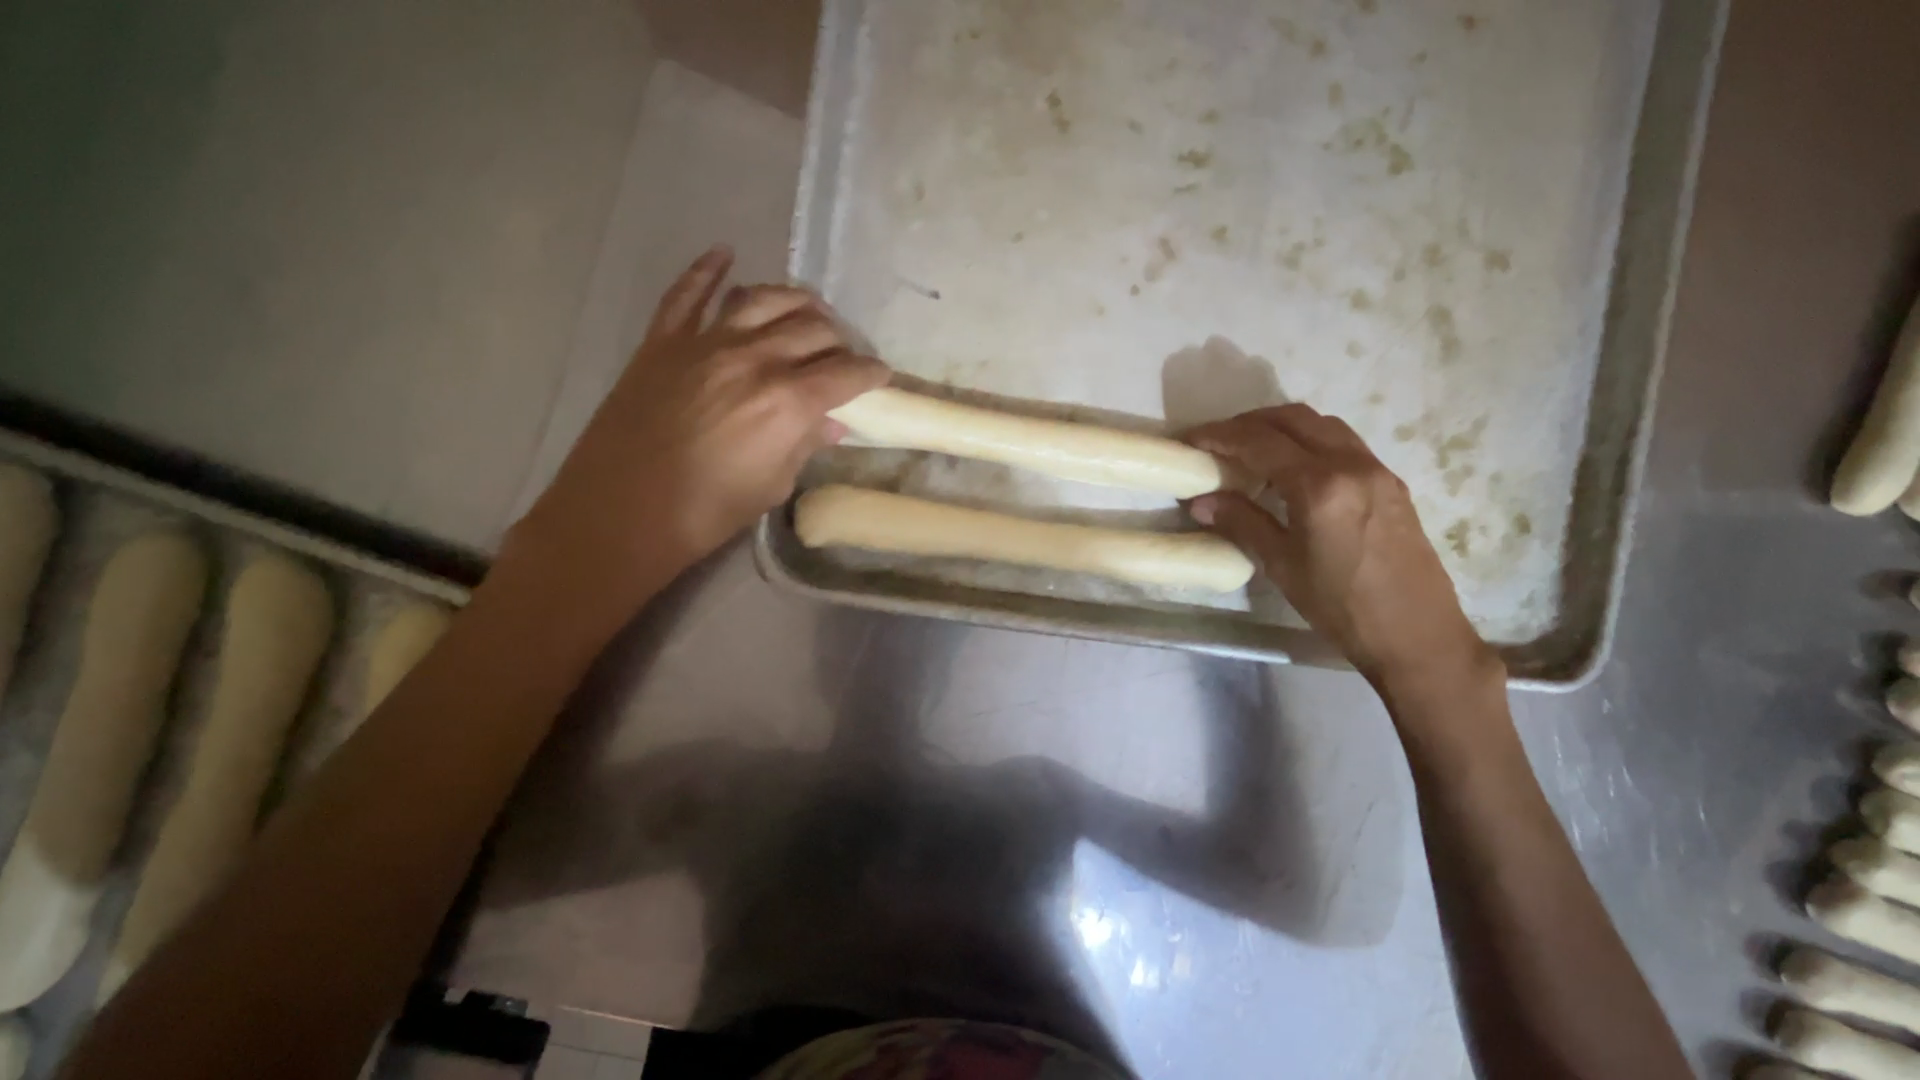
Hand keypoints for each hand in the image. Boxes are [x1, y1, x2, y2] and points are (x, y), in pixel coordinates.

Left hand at [507, 246, 888, 610]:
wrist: (620, 512)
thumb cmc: (705, 512)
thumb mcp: (771, 486)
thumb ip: (803, 444)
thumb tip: (829, 422)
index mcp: (787, 401)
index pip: (845, 373)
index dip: (870, 372)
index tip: (880, 375)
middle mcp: (753, 359)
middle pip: (811, 329)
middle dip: (838, 339)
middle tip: (843, 353)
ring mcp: (705, 343)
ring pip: (761, 299)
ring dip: (793, 299)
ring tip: (807, 308)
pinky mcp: (663, 342)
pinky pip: (687, 294)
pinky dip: (707, 269)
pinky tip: (724, 253)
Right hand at [1184, 404, 1498, 692]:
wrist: (1417, 634)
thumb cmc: (1342, 607)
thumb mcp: (1282, 566)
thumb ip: (1243, 523)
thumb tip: (1201, 501)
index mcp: (1319, 485)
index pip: (1260, 442)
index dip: (1220, 435)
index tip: (1191, 439)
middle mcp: (1351, 464)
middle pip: (1293, 418)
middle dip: (1250, 422)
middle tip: (1218, 440)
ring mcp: (1376, 470)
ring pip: (1322, 424)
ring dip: (1283, 426)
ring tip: (1253, 450)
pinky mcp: (1391, 483)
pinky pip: (1343, 443)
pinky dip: (1310, 441)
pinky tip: (1294, 469)